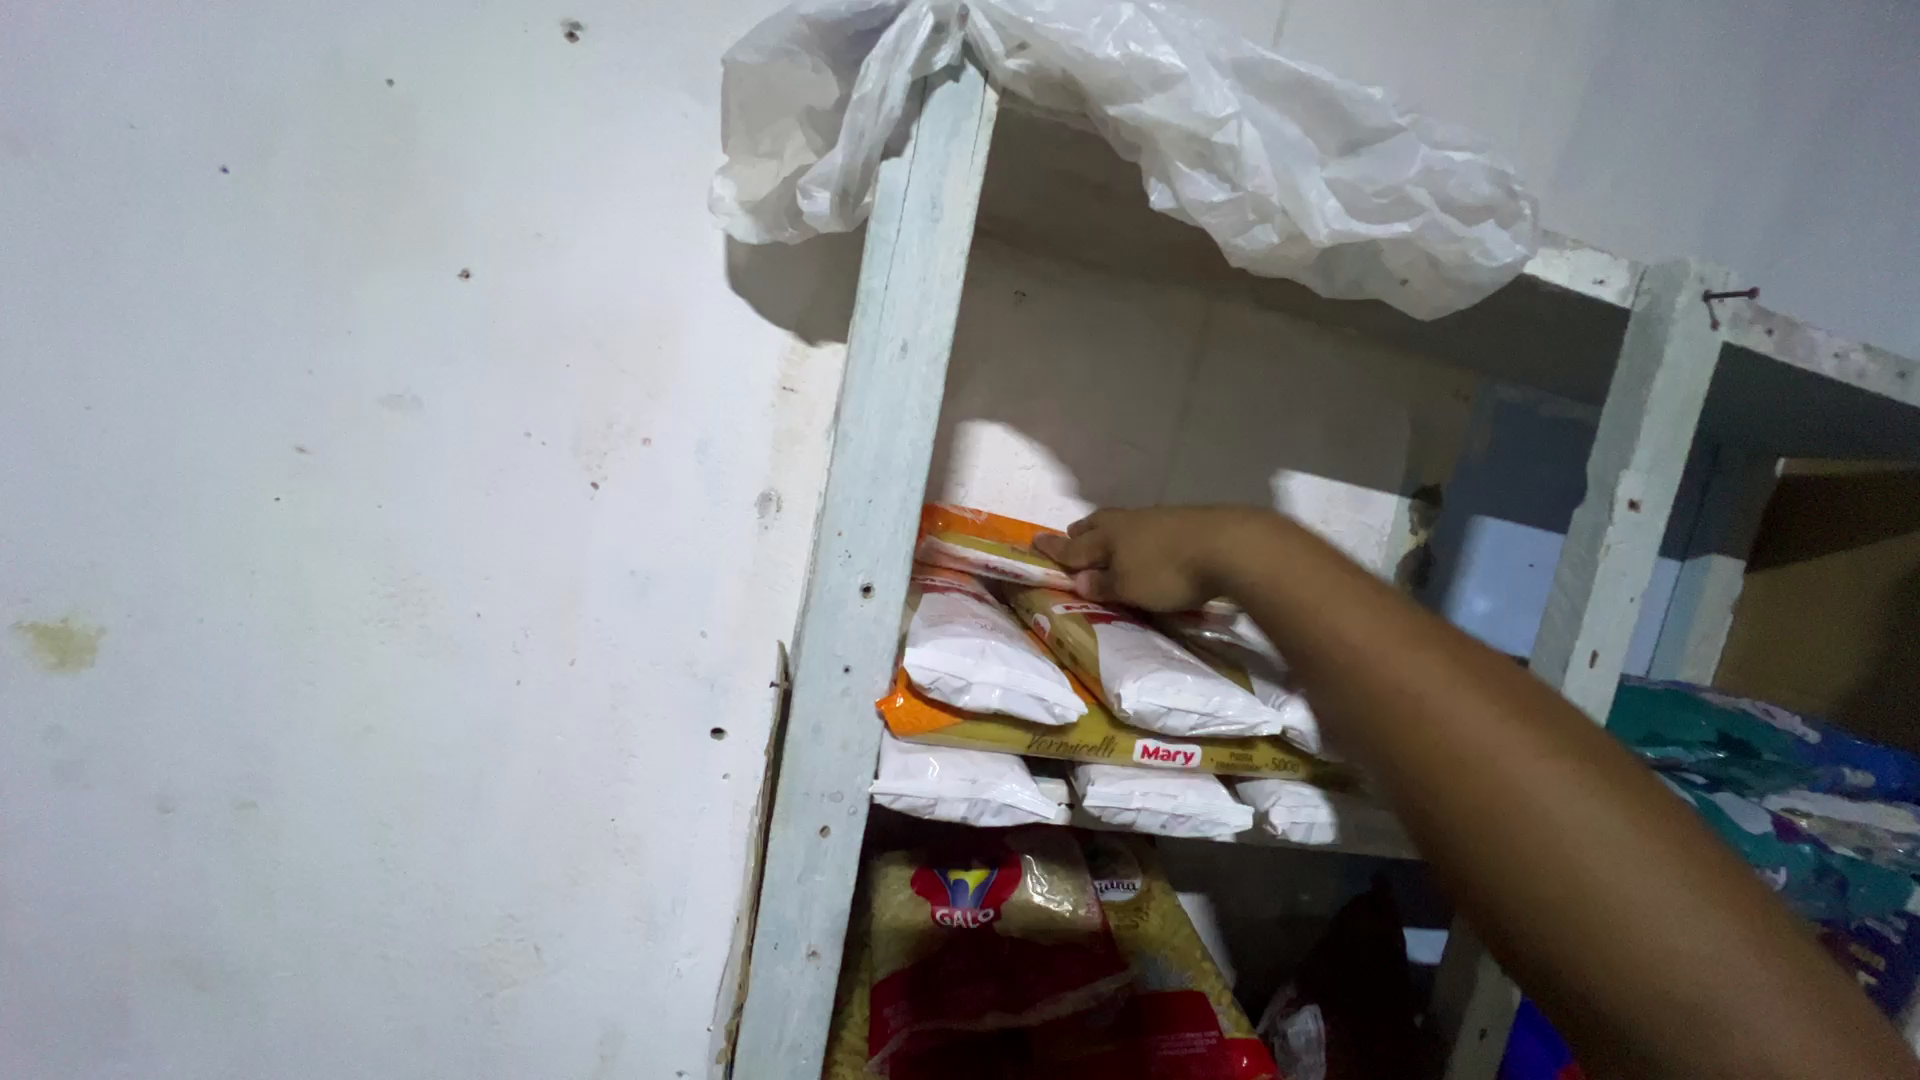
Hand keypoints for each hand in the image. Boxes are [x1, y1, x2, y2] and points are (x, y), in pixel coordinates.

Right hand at [1031, 505, 1274, 610]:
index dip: (1054, 548)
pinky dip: (1140, 537)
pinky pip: (1149, 527)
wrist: (1229, 545)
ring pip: (1124, 523)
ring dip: (1111, 532)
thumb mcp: (1129, 587)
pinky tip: (1149, 546)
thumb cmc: (1169, 572)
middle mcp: (1128, 523)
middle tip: (1073, 538)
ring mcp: (1158, 518)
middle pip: (1097, 525)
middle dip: (1082, 533)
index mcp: (1108, 538)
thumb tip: (1080, 580)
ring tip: (1109, 543)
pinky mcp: (1185, 522)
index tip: (1035, 541)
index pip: (1073, 546)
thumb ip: (1104, 584)